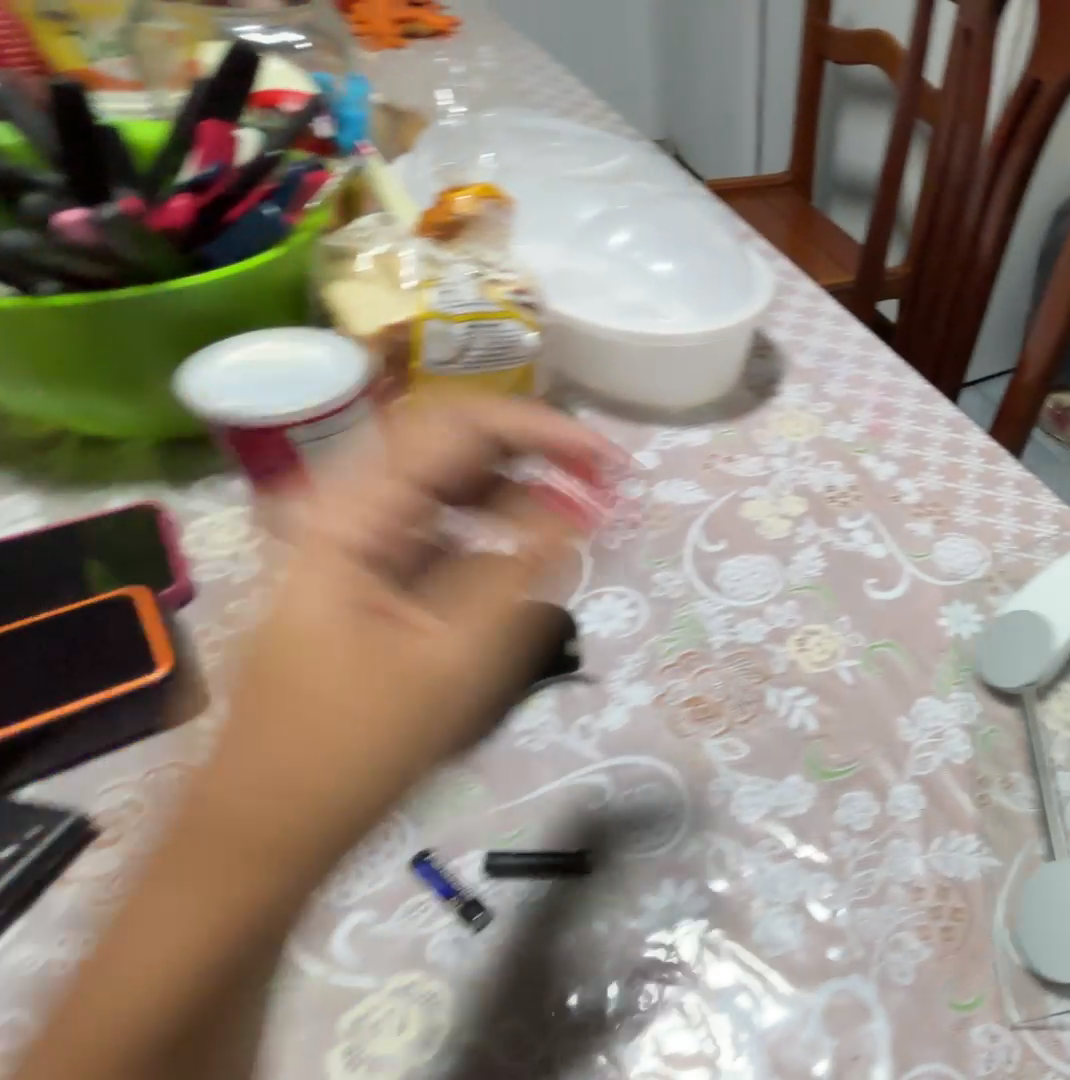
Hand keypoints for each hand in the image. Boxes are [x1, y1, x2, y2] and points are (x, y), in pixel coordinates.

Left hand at [189, 397, 618, 869]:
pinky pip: (446, 520)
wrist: (273, 819)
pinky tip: (544, 539)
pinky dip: (502, 519)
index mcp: (350, 515)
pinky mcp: (373, 568)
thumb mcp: (460, 651)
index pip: (456, 426)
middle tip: (611, 479)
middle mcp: (347, 507)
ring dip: (525, 481)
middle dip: (538, 448)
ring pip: (452, 478)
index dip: (542, 429)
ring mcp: (357, 537)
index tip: (612, 462)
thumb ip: (526, 561)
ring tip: (591, 505)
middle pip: (453, 440)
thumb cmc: (362, 742)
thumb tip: (585, 495)